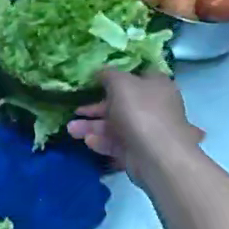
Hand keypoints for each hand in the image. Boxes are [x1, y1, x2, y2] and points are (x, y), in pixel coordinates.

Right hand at [67, 68, 203, 184]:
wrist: (157, 156)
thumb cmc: (140, 111)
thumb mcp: (120, 82)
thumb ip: (108, 74)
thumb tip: (101, 72)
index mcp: (155, 85)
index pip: (136, 76)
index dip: (116, 76)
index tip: (95, 80)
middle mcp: (153, 106)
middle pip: (121, 103)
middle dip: (95, 108)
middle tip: (76, 110)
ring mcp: (146, 130)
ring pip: (115, 125)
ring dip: (92, 126)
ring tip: (71, 130)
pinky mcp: (139, 151)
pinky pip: (117, 143)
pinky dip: (102, 141)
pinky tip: (88, 141)